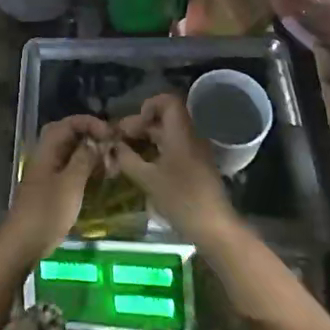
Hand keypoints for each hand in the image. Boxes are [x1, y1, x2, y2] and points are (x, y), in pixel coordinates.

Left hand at [0, 115, 108, 263]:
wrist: (24, 241)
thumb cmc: (48, 211)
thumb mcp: (70, 183)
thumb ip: (84, 159)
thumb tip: (96, 140)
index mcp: (47, 149)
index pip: (69, 123)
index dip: (90, 123)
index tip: (111, 134)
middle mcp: (46, 155)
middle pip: (68, 135)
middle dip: (91, 136)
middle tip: (111, 146)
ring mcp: (48, 171)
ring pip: (70, 153)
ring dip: (90, 153)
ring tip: (110, 163)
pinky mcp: (52, 187)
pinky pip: (70, 169)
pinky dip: (85, 168)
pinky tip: (100, 178)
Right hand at [110, 94, 237, 241]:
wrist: (214, 228)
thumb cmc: (180, 199)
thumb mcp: (147, 179)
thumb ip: (127, 158)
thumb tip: (114, 145)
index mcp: (181, 133)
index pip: (168, 101)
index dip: (148, 106)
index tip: (134, 125)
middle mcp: (191, 136)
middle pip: (167, 116)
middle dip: (142, 124)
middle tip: (123, 138)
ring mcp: (196, 150)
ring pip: (170, 132)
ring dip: (149, 136)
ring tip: (129, 150)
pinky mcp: (198, 164)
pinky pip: (176, 145)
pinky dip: (159, 148)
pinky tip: (145, 163)